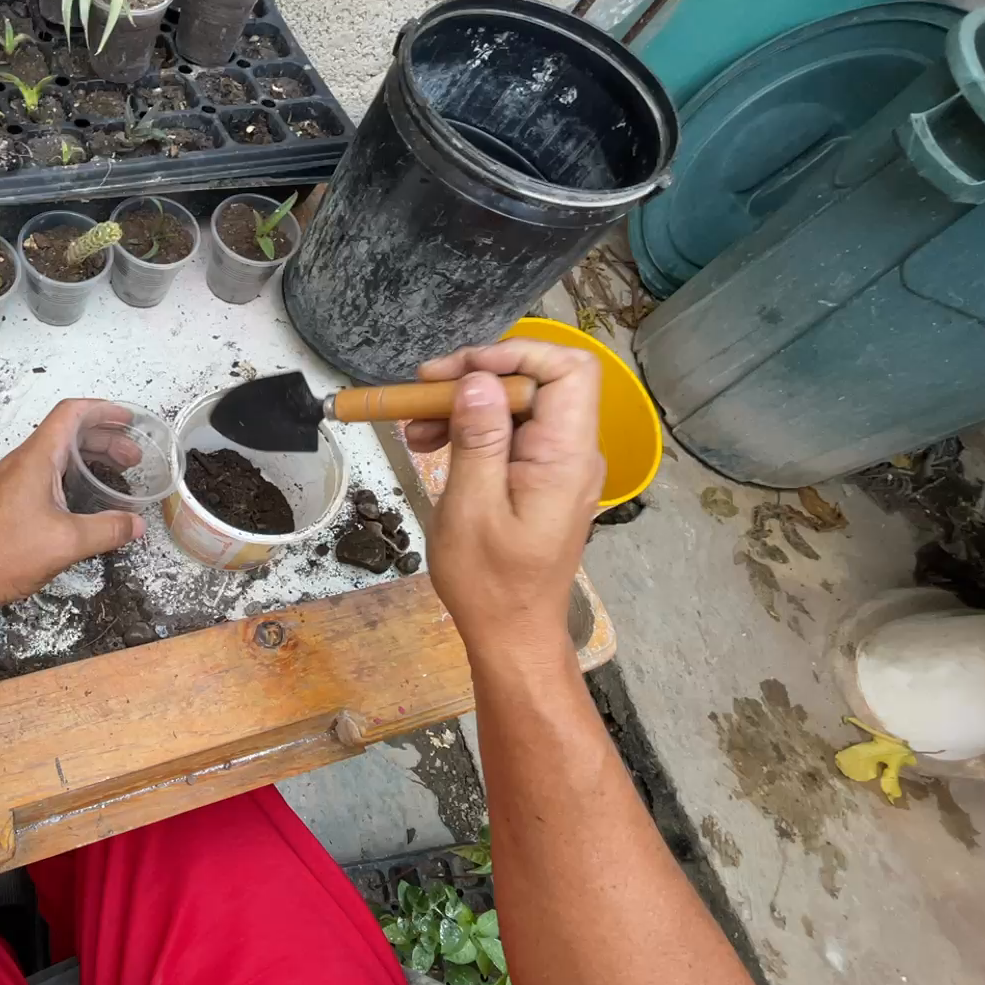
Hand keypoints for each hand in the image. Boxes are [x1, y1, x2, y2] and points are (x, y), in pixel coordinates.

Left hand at [0, 400, 145, 617]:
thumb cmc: (1, 554)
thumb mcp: (66, 542)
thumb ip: (107, 530)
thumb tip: (135, 524)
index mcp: (35, 459)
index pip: (71, 414)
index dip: (103, 411)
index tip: (129, 421)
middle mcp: (21, 464)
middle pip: (67, 435)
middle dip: (104, 440)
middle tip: (133, 458)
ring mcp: (11, 485)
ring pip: (56, 458)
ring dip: (88, 460)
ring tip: (116, 477)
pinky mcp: (6, 505)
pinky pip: (45, 478)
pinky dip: (72, 479)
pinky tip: (85, 502)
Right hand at [404, 340, 603, 659]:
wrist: (509, 631)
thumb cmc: (487, 580)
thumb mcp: (471, 508)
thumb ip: (478, 441)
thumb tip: (478, 381)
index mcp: (565, 457)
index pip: (568, 371)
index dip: (515, 353)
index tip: (457, 370)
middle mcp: (572, 453)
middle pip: (537, 385)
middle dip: (475, 380)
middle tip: (419, 393)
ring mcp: (556, 467)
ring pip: (516, 410)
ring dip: (463, 407)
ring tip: (413, 428)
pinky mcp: (537, 480)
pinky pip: (508, 438)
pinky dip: (468, 433)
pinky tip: (430, 446)